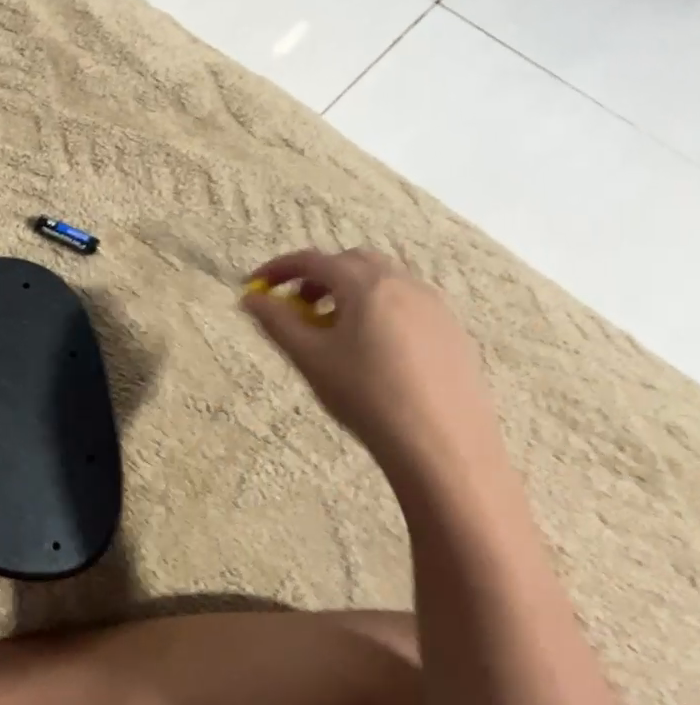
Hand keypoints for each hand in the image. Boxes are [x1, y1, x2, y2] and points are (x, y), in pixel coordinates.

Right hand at [242, 248, 501, 477]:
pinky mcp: (453, 332)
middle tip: (295, 305)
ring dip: (348, 291)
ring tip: (330, 328)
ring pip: (383, 280)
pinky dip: (377, 308)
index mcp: (366, 286)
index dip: (277, 268)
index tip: (254, 286)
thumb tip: (252, 298)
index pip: (312, 260)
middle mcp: (405, 285)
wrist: (442, 444)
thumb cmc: (365, 395)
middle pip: (352, 262)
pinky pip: (406, 303)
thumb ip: (275, 321)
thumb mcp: (308, 357)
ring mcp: (435, 308)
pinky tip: (368, 347)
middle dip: (317, 276)